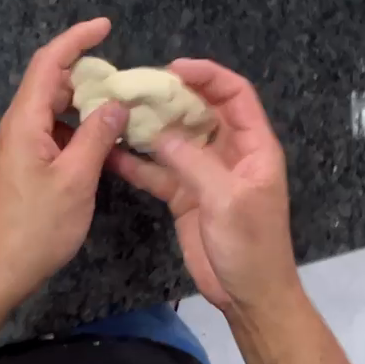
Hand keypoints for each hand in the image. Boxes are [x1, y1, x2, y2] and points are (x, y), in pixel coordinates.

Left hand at [0, 18, 129, 305]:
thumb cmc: (37, 226)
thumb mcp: (76, 179)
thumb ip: (98, 135)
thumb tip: (117, 103)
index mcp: (26, 121)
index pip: (49, 62)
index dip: (76, 38)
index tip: (106, 25)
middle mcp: (18, 125)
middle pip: (52, 82)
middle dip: (87, 72)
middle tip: (126, 81)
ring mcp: (20, 145)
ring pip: (55, 108)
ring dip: (85, 103)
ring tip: (120, 109)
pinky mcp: (26, 164)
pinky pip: (55, 131)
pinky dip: (79, 128)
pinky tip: (102, 142)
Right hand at [106, 59, 300, 313]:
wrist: (247, 295)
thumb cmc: (251, 246)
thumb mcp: (227, 200)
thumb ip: (193, 163)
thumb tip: (159, 132)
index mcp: (253, 147)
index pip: (235, 95)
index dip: (208, 76)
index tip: (173, 68)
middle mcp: (229, 153)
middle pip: (200, 111)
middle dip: (171, 96)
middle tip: (135, 88)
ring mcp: (205, 173)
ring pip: (175, 138)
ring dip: (150, 126)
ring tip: (117, 112)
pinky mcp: (184, 195)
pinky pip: (158, 170)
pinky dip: (137, 162)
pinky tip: (110, 153)